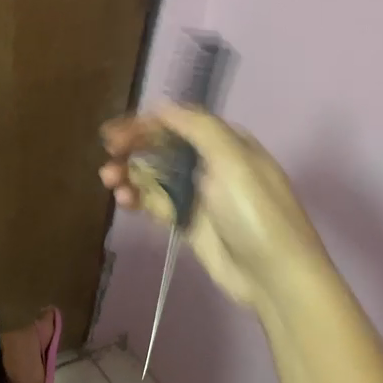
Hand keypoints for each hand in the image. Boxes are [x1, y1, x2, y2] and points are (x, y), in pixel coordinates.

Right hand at [100, 105, 333, 310]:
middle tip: (109, 155)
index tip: (116, 133)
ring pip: (155, 175)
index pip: (178, 123)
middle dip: (133, 148)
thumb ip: (197, 127)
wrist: (274, 275)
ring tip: (109, 181)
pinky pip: (156, 202)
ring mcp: (199, 195)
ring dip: (130, 173)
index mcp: (226, 144)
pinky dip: (138, 198)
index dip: (145, 124)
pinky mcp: (188, 222)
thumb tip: (161, 106)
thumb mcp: (232, 159)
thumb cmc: (254, 212)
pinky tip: (124, 200)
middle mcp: (211, 164)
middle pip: (163, 147)